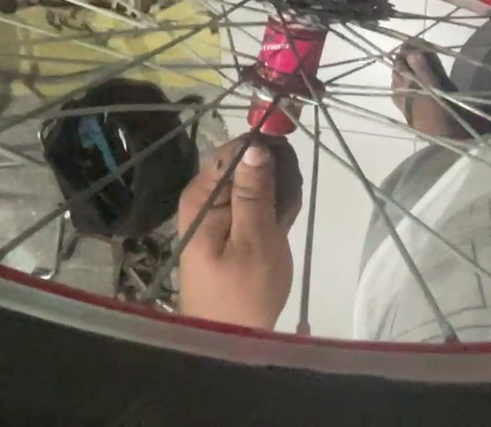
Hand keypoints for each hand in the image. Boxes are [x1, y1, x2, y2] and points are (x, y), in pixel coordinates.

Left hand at [175, 135, 300, 329]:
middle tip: (288, 201)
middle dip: (274, 173)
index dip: (263, 149)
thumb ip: (254, 191)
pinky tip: (282, 223)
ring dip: (278, 190)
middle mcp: (205, 197)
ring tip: (285, 218)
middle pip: (246, 161)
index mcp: (202, 196)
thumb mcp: (254, 239)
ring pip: (256, 179)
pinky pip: (257, 199)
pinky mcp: (233, 225)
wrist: (233, 344)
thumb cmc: (242, 293)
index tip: (288, 164)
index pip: (234, 150)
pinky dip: (274, 206)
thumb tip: (255, 146)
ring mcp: (218, 211)